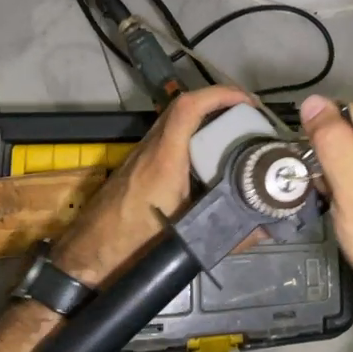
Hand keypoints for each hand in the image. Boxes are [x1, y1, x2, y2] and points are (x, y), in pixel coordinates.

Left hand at [51, 86, 246, 286]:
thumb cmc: (132, 245)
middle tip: (250, 116)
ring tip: (236, 131)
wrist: (87, 256)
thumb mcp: (185, 239)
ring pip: (177, 121)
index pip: (188, 109)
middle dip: (219, 103)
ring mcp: (143, 155)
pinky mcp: (139, 166)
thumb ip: (226, 234)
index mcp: (164, 160)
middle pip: (185, 108)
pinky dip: (194, 135)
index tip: (247, 101)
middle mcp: (152, 148)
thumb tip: (265, 228)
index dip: (219, 95)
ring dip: (206, 117)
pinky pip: (171, 137)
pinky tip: (209, 156)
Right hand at [300, 94, 352, 318]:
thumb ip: (332, 141)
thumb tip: (312, 101)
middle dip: (333, 160)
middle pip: (351, 131)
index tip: (321, 173)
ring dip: (339, 174)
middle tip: (334, 193)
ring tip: (344, 202)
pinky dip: (352, 183)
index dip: (326, 141)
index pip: (346, 114)